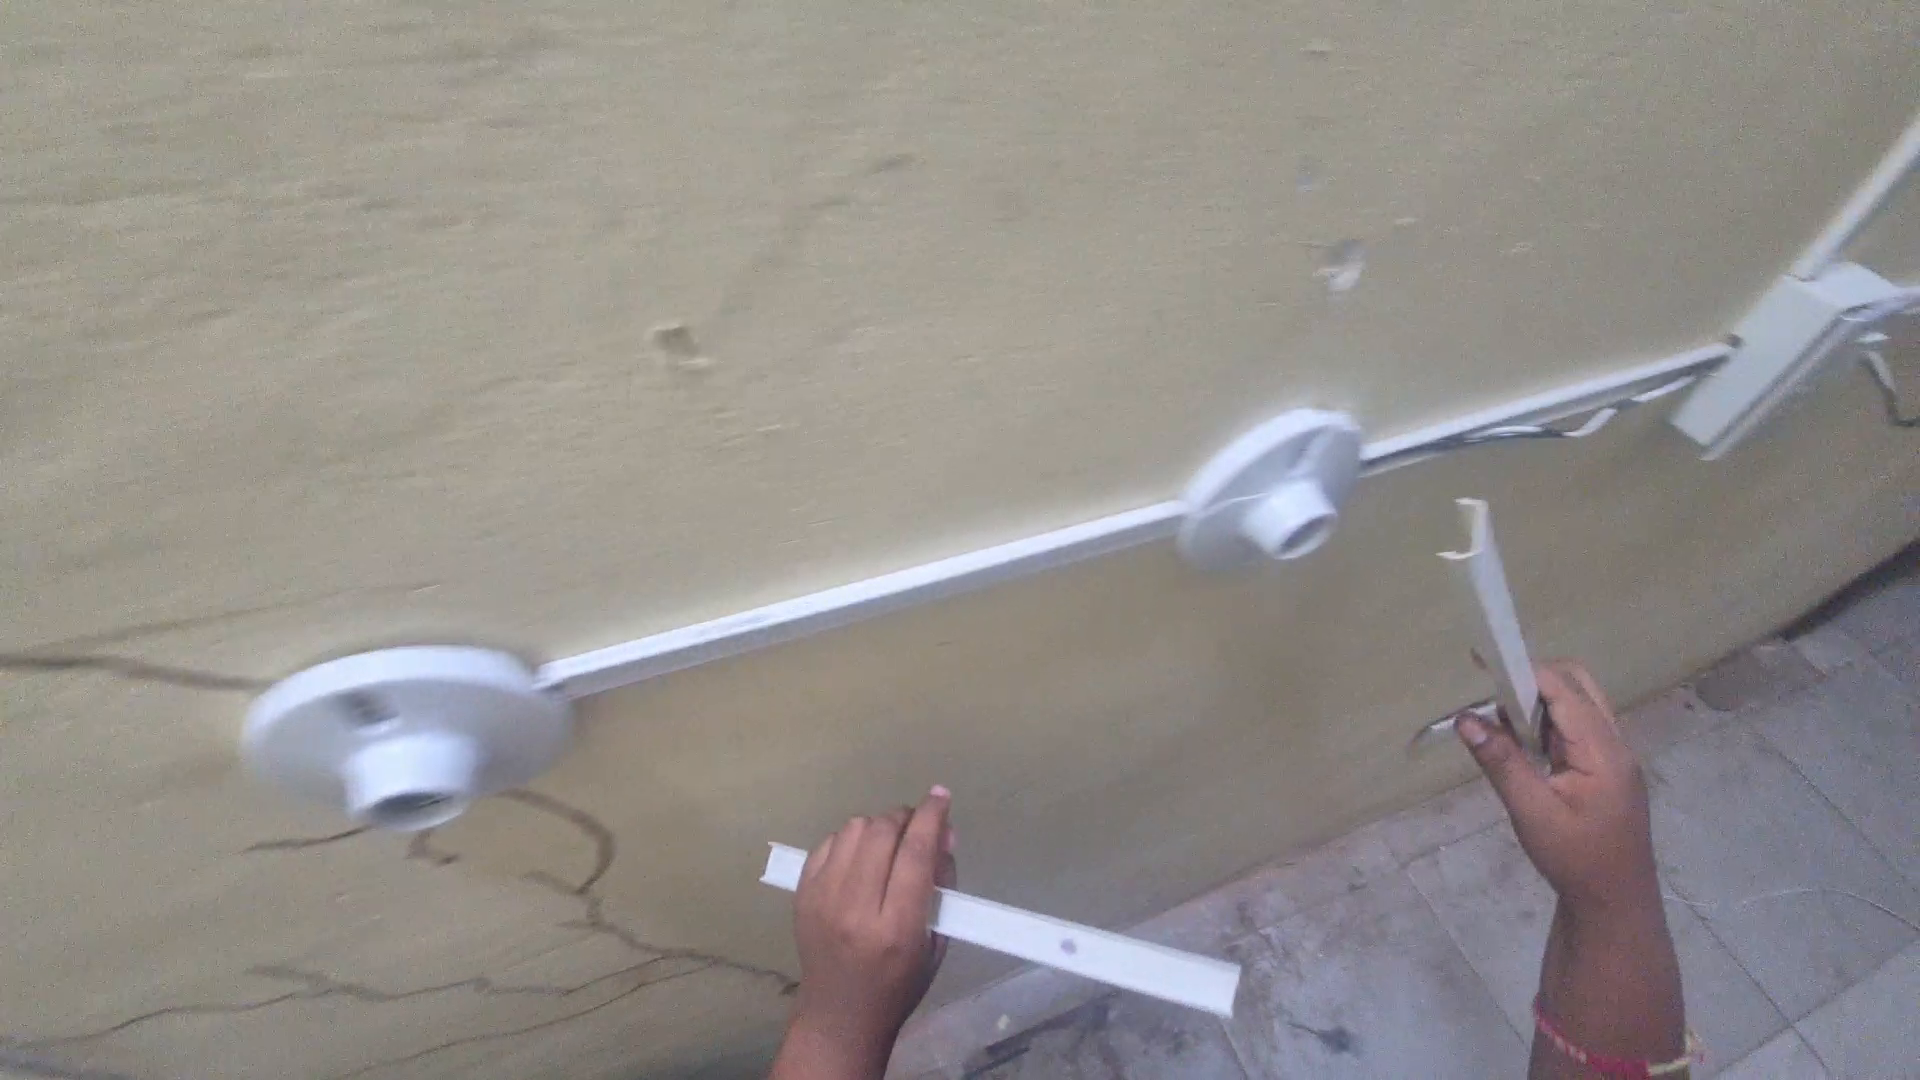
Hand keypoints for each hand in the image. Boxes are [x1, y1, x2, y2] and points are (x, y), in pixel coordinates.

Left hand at [780, 788, 955, 1077]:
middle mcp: (855, 908)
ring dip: (878, 826)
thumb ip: (942, 884)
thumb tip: (943, 832)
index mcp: (896, 928)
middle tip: (916, 825)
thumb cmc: (899, 984)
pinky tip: (861, 856)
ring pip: (854, 829)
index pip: (915, 852)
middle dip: (905, 818)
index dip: (931, 816)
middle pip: (882, 833)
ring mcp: (822, 899)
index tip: (941, 795)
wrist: (839, 1018)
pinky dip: (850, 839)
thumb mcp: (935, 941)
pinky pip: (830, 842)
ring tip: (888, 842)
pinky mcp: (802, 894)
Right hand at [1456, 661, 1658, 915]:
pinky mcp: (1599, 767)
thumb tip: (1464, 717)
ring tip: (1495, 719)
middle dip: (1532, 676)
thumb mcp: (1530, 811)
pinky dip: (1540, 719)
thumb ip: (1500, 761)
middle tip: (1489, 688)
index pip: (1565, 691)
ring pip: (1575, 703)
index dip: (1523, 670)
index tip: (1481, 662)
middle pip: (1579, 685)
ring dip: (1534, 699)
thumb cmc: (1574, 858)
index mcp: (1604, 753)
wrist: (1614, 903)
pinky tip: (1515, 740)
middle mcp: (1614, 746)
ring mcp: (1610, 756)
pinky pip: (1571, 726)